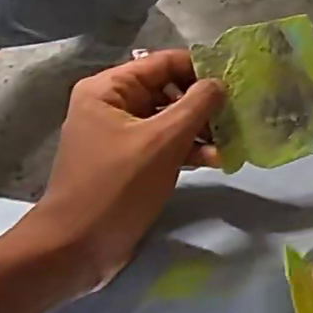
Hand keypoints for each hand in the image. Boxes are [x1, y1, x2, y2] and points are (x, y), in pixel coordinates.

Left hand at [24, 50, 222, 287]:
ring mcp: (119, 134)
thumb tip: (219, 83)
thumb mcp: (162, 142)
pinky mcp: (129, 161)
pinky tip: (215, 160)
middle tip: (237, 115)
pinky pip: (163, 144)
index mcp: (109, 89)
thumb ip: (195, 106)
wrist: (75, 249)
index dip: (200, 68)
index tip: (235, 80)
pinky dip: (187, 149)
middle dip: (203, 103)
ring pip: (168, 119)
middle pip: (167, 90)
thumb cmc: (117, 187)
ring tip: (230, 141)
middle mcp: (111, 104)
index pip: (163, 63)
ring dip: (199, 129)